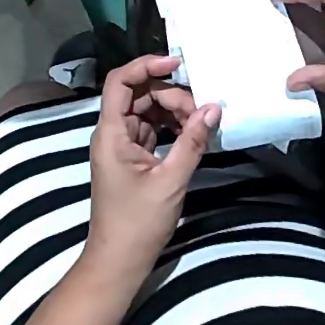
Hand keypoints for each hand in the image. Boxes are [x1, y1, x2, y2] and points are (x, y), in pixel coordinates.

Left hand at [81, 56, 220, 284]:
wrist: (118, 261)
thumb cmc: (138, 222)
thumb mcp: (171, 180)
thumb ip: (192, 142)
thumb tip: (213, 108)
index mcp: (111, 132)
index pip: (121, 81)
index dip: (146, 66)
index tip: (177, 63)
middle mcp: (111, 132)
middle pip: (138, 94)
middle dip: (169, 95)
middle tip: (200, 111)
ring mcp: (120, 144)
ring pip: (146, 110)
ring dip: (172, 111)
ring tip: (199, 123)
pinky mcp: (131, 156)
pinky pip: (150, 128)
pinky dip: (169, 126)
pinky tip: (191, 132)